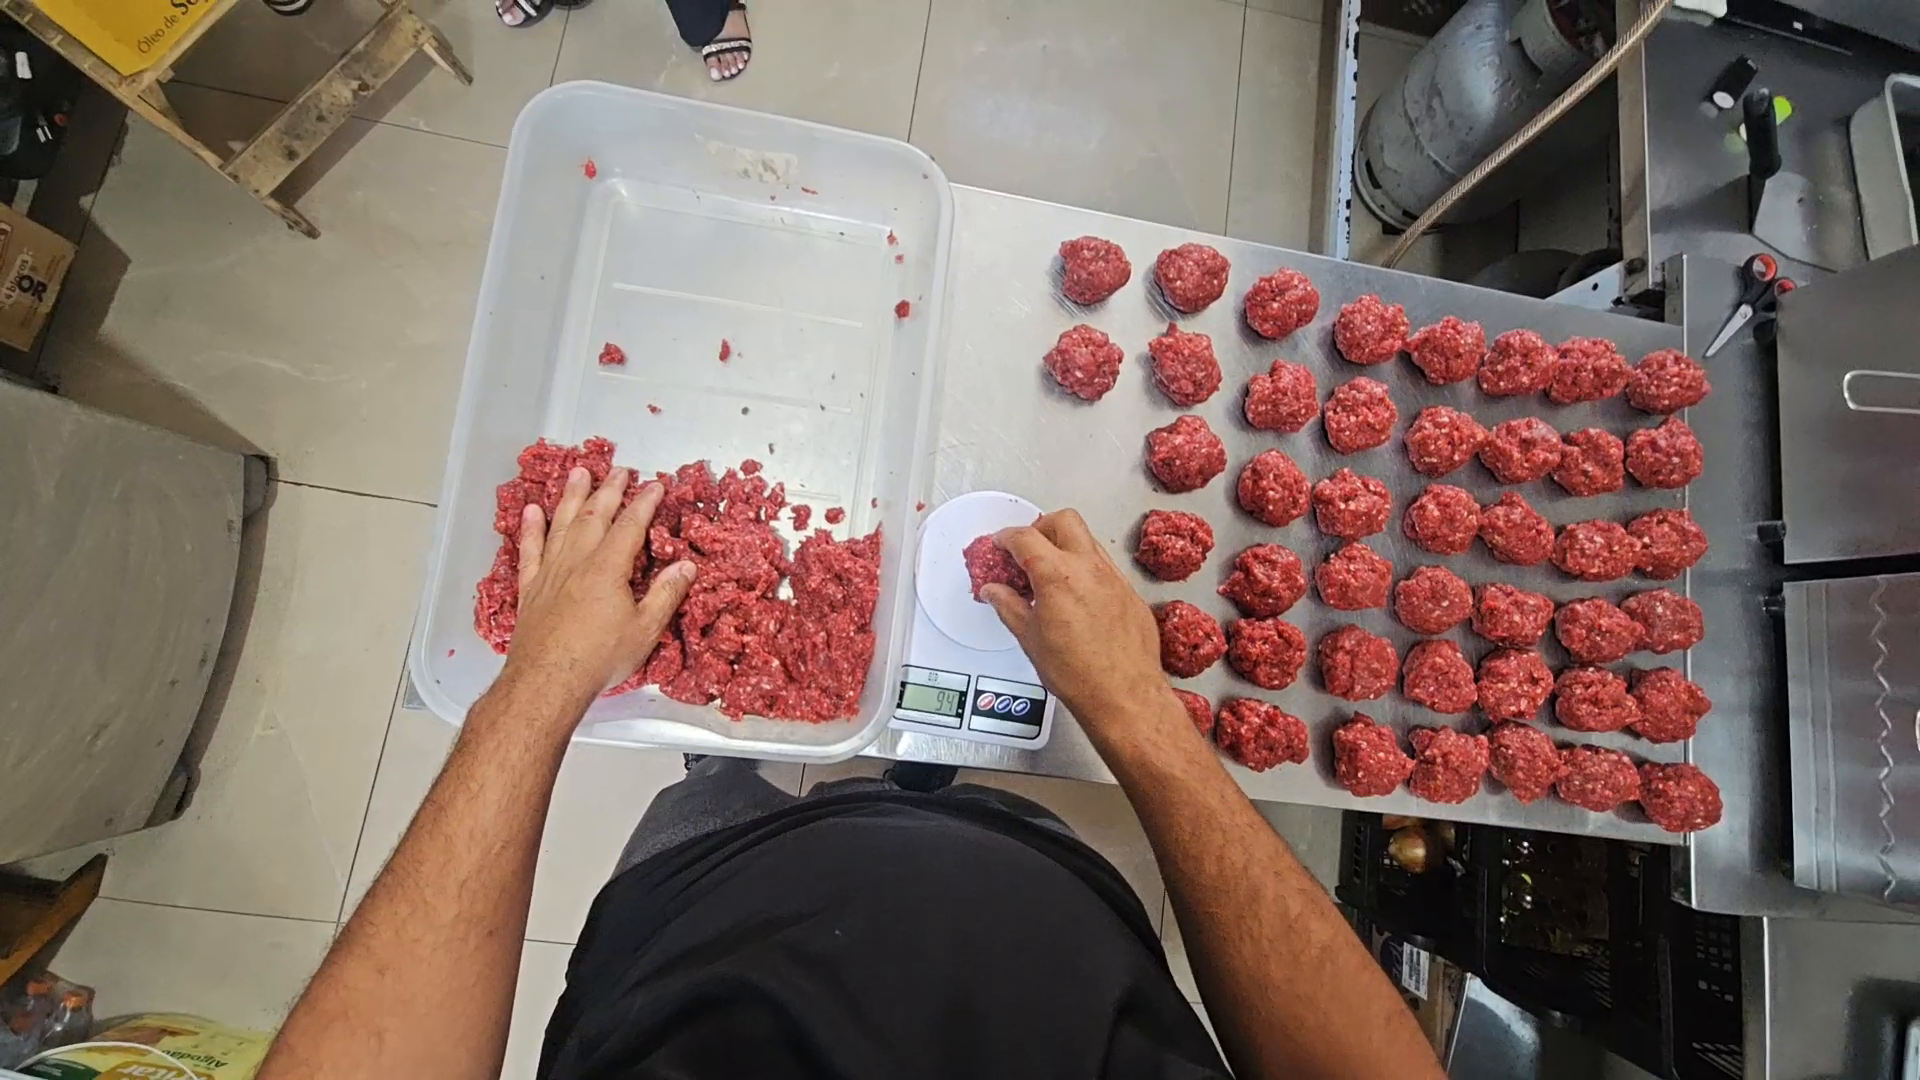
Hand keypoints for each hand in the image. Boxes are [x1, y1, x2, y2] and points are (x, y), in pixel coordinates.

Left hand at [499, 466, 695, 713]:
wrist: (546, 681)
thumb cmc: (600, 657)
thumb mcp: (646, 628)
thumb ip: (666, 593)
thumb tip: (686, 565)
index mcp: (608, 569)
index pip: (630, 526)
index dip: (645, 503)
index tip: (656, 484)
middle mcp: (577, 562)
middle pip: (595, 516)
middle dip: (610, 490)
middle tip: (620, 470)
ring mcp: (551, 573)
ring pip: (562, 525)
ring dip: (572, 497)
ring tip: (578, 472)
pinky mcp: (531, 588)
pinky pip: (530, 551)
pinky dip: (531, 529)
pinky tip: (532, 511)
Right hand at [980, 509, 1173, 735]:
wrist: (1123, 695)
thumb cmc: (1079, 674)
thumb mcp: (1029, 637)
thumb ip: (1008, 606)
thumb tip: (995, 593)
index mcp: (1057, 575)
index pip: (1025, 537)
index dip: (1007, 537)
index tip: (1001, 544)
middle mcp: (1089, 569)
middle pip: (1063, 520)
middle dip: (1040, 527)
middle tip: (1028, 548)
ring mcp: (1114, 578)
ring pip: (1088, 540)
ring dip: (1065, 546)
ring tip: (1050, 571)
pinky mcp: (1129, 593)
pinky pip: (1105, 566)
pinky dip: (1086, 569)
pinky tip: (1076, 593)